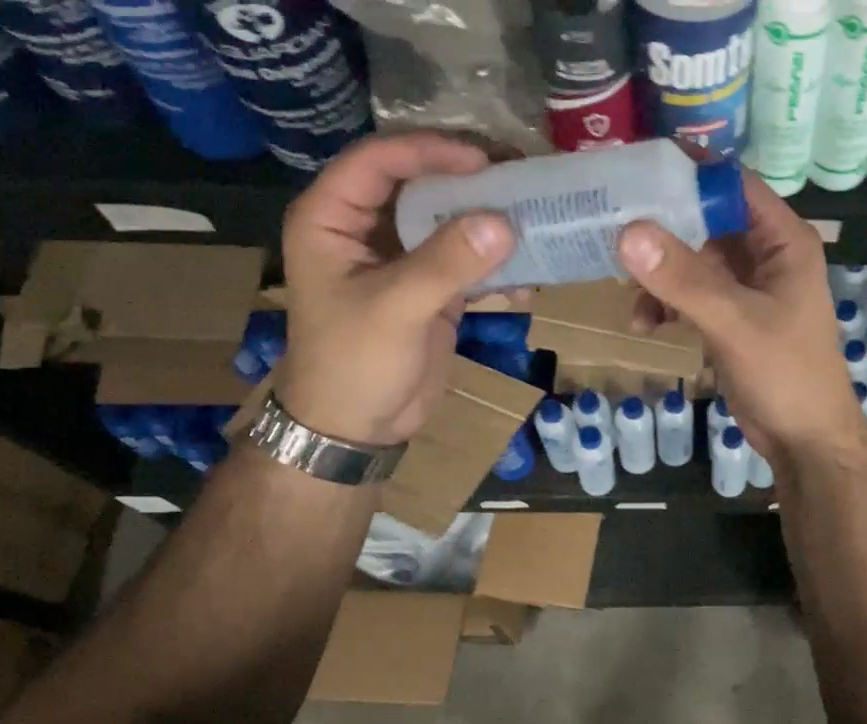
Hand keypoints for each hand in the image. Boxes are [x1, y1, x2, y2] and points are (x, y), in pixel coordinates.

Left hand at [278, 132, 515, 445]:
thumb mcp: (395, 309)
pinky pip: (467, 264)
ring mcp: (402, 261)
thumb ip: (446, 264)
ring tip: (534, 213)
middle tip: (519, 174)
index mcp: (332, 219)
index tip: (481, 159)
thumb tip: (502, 222)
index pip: (378, 162)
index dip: (428, 152)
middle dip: (468, 179)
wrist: (356, 428)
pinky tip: (530, 273)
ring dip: (488, 219)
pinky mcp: (431, 292)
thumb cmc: (353, 363)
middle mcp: (366, 231)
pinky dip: (497, 266)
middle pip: (419, 185)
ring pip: (447, 222)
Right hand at [616, 169, 866, 463]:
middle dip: (662, 229)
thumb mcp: (733, 322)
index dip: (688, 172)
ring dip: (660, 275)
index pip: (732, 183)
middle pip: (706, 221)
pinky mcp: (734, 321)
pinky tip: (647, 324)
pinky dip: (669, 304)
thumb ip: (683, 278)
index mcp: (783, 241)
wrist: (806, 441)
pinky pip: (694, 297)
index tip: (633, 171)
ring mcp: (749, 290)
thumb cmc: (786, 375)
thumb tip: (626, 231)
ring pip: (695, 262)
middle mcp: (767, 256)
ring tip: (628, 294)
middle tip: (611, 230)